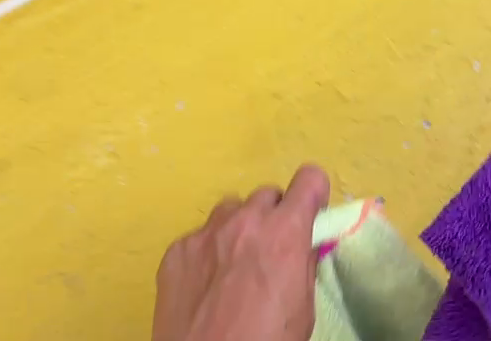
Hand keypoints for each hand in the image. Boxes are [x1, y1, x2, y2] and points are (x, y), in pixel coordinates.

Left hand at [152, 164, 331, 340]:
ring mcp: (207, 232)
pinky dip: (207, 253)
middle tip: (270, 252)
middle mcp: (246, 220)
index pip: (309, 178)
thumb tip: (303, 246)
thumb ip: (303, 266)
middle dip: (273, 218)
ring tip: (234, 267)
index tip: (311, 213)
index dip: (313, 195)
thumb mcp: (302, 311)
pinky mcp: (177, 250)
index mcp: (284, 232)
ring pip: (231, 210)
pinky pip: (200, 236)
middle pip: (267, 196)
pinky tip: (205, 286)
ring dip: (239, 229)